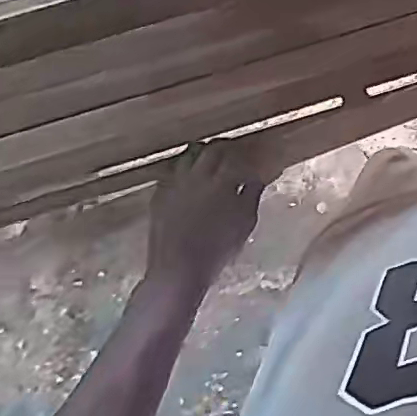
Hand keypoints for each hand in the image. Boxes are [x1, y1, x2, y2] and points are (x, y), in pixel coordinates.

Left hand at [144, 139, 269, 291]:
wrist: (178, 268)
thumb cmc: (219, 247)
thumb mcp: (245, 223)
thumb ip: (251, 195)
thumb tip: (256, 179)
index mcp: (222, 182)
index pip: (236, 157)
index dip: (246, 156)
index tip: (252, 160)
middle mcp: (197, 176)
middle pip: (212, 150)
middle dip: (225, 147)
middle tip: (234, 151)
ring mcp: (175, 183)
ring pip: (189, 155)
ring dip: (202, 153)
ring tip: (211, 158)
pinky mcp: (160, 194)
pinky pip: (172, 171)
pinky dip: (184, 168)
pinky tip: (189, 176)